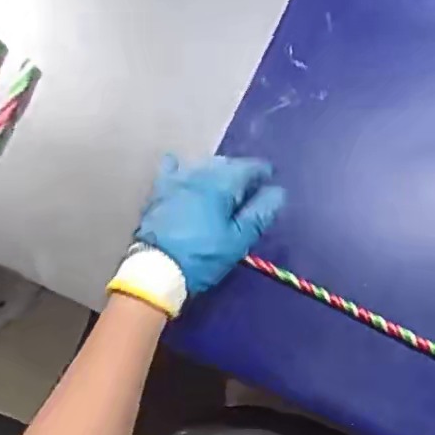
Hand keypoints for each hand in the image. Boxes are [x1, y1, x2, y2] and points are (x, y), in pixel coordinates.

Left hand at [135, 154, 286, 293]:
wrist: (156, 270)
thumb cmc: (202, 257)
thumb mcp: (237, 241)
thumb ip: (259, 214)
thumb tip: (278, 193)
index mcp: (222, 183)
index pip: (250, 167)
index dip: (264, 174)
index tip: (270, 184)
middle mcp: (199, 172)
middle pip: (227, 164)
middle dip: (240, 175)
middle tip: (248, 194)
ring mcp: (175, 179)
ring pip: (203, 165)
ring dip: (216, 173)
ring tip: (223, 191)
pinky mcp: (158, 191)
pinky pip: (173, 169)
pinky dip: (184, 170)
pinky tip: (187, 177)